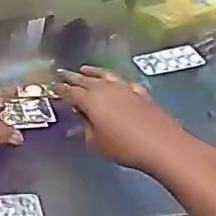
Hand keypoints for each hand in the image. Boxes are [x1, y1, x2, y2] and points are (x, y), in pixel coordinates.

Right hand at [53, 66, 201, 173]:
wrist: (162, 144)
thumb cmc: (123, 146)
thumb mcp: (95, 142)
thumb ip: (85, 126)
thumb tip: (82, 116)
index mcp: (91, 100)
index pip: (71, 92)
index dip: (61, 89)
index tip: (54, 87)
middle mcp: (107, 89)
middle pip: (86, 80)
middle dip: (73, 77)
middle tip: (63, 73)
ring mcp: (125, 89)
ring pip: (105, 76)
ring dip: (94, 72)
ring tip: (86, 69)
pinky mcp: (141, 93)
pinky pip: (123, 82)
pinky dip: (115, 80)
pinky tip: (116, 82)